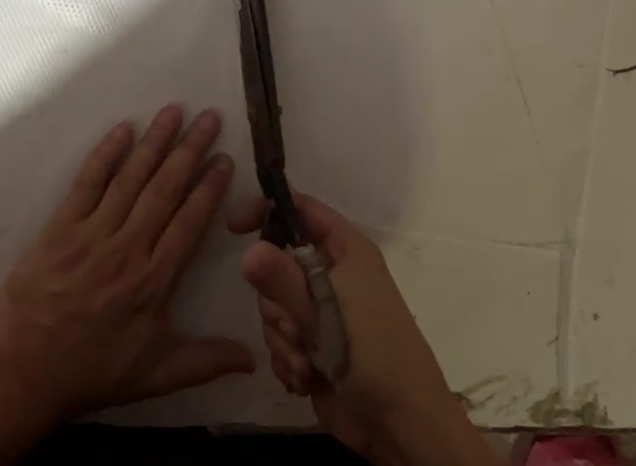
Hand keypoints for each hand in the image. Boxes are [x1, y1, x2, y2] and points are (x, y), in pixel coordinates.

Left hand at [0, 105, 255, 424]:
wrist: (21, 373)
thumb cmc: (91, 372)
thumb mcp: (155, 375)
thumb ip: (206, 362)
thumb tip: (255, 360)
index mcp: (154, 282)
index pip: (190, 222)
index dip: (210, 187)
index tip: (225, 158)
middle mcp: (126, 249)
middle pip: (165, 189)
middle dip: (190, 150)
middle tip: (210, 117)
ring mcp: (91, 234)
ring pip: (130, 178)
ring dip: (154, 142)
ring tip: (174, 111)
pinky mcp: (59, 227)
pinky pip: (86, 183)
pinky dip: (105, 154)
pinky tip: (123, 129)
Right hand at [231, 193, 495, 465]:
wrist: (401, 425)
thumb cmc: (373, 353)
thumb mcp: (325, 312)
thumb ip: (283, 280)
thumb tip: (247, 250)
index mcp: (345, 250)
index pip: (300, 209)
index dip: (266, 210)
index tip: (234, 228)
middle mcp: (333, 274)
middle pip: (278, 264)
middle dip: (276, 303)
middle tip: (294, 329)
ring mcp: (324, 312)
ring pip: (276, 306)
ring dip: (282, 338)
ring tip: (305, 364)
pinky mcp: (315, 346)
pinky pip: (282, 339)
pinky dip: (287, 359)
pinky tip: (304, 379)